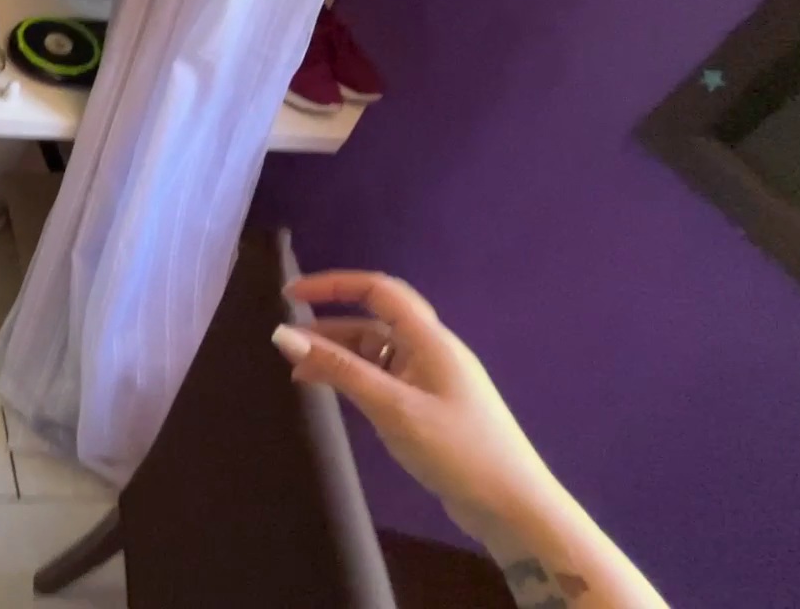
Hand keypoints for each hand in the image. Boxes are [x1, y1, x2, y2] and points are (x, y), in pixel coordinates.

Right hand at [271, 270, 558, 537]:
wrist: (518, 514)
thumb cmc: (458, 451)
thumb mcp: (390, 407)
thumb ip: (336, 368)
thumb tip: (281, 334)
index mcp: (429, 340)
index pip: (377, 290)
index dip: (332, 284)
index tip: (290, 294)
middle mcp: (430, 351)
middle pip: (371, 320)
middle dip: (326, 326)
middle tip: (288, 344)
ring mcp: (431, 378)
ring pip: (373, 351)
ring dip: (336, 356)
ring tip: (300, 374)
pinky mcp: (428, 404)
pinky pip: (381, 375)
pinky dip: (352, 376)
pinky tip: (332, 391)